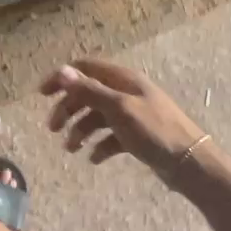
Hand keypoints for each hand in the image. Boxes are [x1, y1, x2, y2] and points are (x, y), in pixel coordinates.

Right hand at [40, 60, 206, 175]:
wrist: (189, 162)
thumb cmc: (154, 132)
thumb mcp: (119, 109)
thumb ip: (90, 90)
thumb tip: (62, 71)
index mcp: (123, 80)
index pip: (85, 68)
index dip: (62, 78)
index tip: (41, 95)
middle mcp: (126, 93)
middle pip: (88, 94)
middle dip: (68, 109)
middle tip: (52, 130)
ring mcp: (132, 114)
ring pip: (97, 117)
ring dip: (80, 130)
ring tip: (72, 149)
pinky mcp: (137, 136)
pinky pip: (111, 137)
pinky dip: (99, 145)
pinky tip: (95, 158)